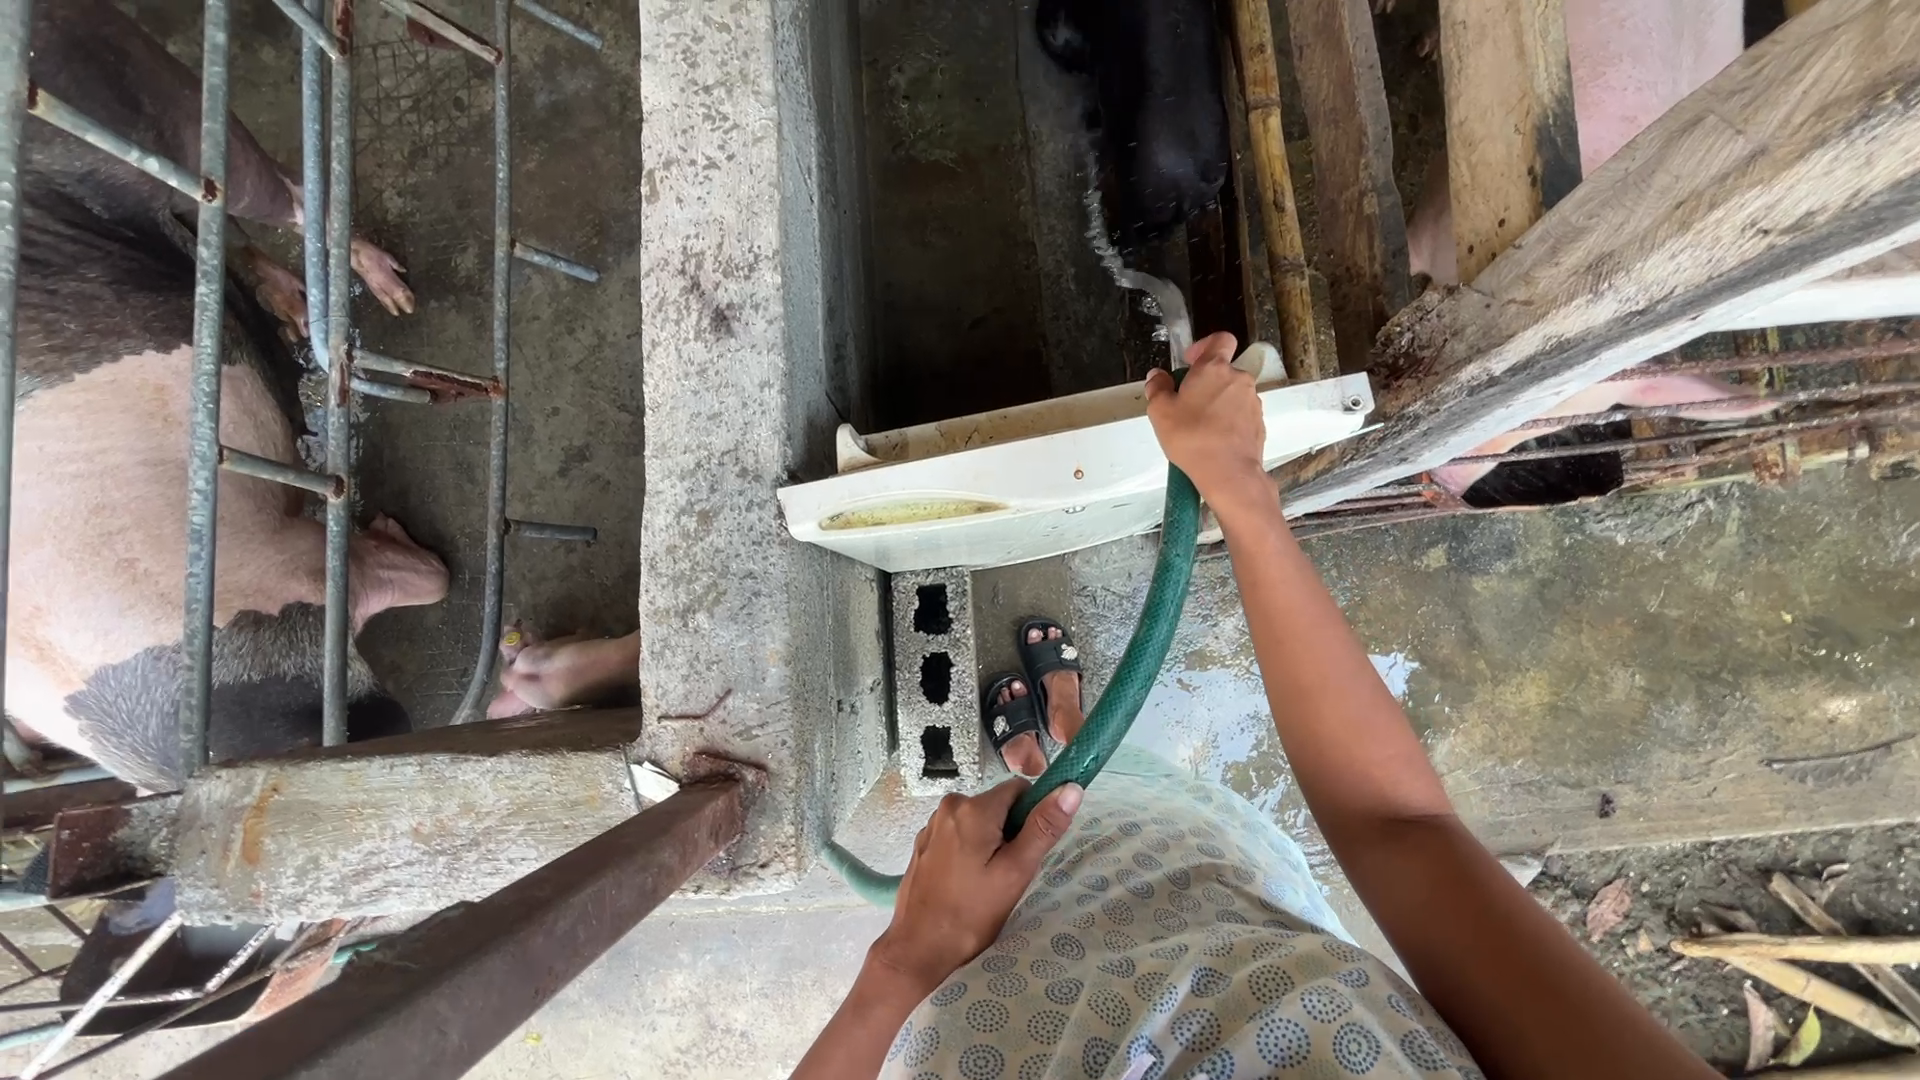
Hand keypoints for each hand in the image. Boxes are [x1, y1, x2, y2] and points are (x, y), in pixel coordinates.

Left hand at [870, 778, 1083, 993]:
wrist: (918, 947)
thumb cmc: (971, 913)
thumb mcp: (1016, 871)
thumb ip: (1043, 827)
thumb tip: (1070, 788)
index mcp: (974, 807)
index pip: (1019, 788)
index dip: (1032, 814)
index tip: (1028, 848)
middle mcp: (950, 804)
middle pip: (998, 805)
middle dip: (1010, 832)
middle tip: (1008, 872)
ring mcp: (933, 822)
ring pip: (979, 820)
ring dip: (989, 842)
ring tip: (985, 881)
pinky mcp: (924, 840)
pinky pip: (959, 833)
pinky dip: (968, 850)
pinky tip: (965, 882)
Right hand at [1144, 332, 1270, 513]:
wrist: (1228, 472)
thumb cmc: (1192, 437)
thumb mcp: (1160, 412)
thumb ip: (1157, 388)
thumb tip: (1157, 376)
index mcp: (1214, 368)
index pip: (1220, 340)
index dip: (1205, 346)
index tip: (1190, 361)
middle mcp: (1238, 379)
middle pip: (1221, 371)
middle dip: (1203, 383)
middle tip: (1184, 404)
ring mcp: (1252, 402)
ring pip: (1230, 394)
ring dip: (1215, 404)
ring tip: (1196, 427)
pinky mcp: (1258, 423)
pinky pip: (1239, 415)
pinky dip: (1226, 422)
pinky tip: (1211, 440)